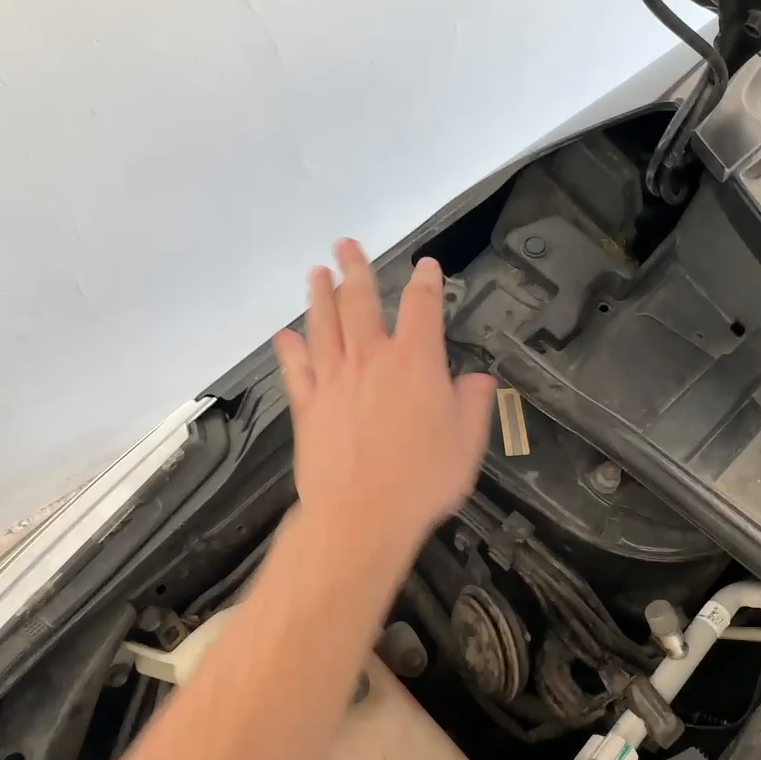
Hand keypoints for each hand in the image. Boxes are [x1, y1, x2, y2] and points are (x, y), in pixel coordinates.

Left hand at [271, 240, 496, 573]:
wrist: (361, 514)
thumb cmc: (423, 479)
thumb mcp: (468, 440)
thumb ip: (474, 402)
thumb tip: (476, 379)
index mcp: (415, 361)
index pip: (422, 307)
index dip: (426, 282)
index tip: (426, 265)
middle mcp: (371, 358)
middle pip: (360, 301)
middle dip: (355, 269)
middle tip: (345, 244)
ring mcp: (334, 379)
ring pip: (323, 325)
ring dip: (319, 295)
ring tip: (316, 273)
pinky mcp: (307, 405)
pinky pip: (296, 368)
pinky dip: (289, 349)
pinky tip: (284, 336)